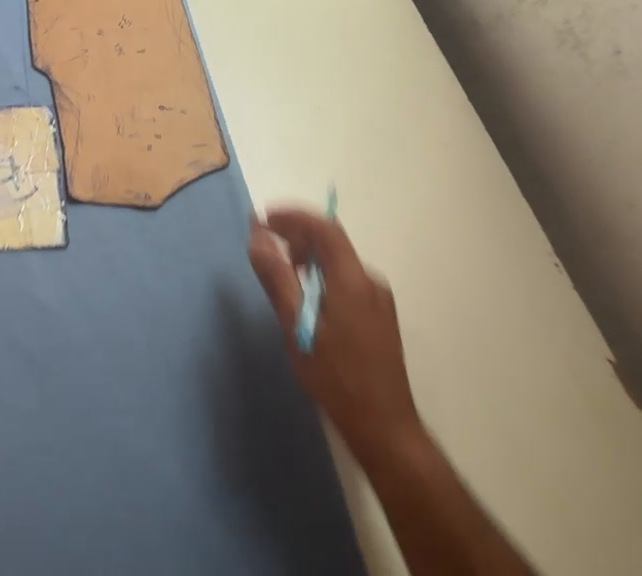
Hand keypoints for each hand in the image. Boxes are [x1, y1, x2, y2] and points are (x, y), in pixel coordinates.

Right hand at [248, 206, 419, 458]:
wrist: (384, 425)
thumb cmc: (336, 378)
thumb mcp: (298, 328)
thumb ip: (278, 280)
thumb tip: (258, 239)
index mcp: (352, 280)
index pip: (324, 228)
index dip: (292, 217)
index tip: (262, 220)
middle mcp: (370, 282)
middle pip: (332, 243)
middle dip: (297, 237)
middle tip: (265, 251)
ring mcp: (378, 300)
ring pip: (338, 264)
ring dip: (308, 261)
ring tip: (282, 280)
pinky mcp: (379, 317)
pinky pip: (346, 283)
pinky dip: (322, 280)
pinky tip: (306, 305)